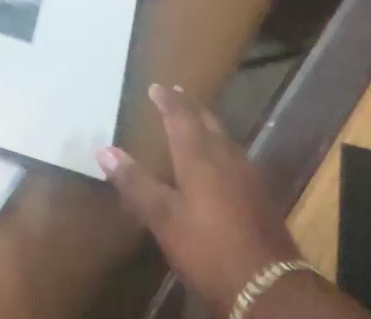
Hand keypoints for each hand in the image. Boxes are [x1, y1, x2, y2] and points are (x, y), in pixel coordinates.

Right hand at [98, 84, 303, 313]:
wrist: (267, 284)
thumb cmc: (208, 248)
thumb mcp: (164, 218)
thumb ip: (136, 183)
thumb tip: (103, 150)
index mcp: (199, 156)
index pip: (181, 117)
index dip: (168, 100)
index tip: (157, 86)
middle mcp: (225, 156)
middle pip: (206, 121)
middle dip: (189, 106)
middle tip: (176, 93)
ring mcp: (247, 173)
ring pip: (223, 136)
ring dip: (206, 123)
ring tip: (194, 119)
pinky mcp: (259, 193)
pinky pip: (234, 154)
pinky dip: (220, 144)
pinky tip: (219, 159)